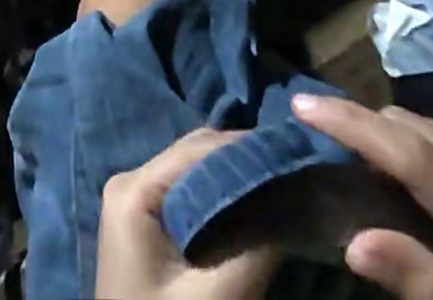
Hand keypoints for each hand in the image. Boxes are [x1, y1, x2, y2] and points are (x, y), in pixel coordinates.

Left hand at [95, 128, 283, 299]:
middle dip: (245, 160)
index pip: (199, 148)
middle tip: (293, 170)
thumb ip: (258, 243)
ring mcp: (136, 199)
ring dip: (237, 176)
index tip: (293, 156)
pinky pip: (190, 191)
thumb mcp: (217, 295)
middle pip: (197, 154)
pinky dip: (223, 194)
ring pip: (197, 170)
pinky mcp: (147, 220)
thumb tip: (302, 196)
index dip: (248, 149)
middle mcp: (131, 181)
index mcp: (133, 189)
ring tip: (281, 183)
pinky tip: (255, 204)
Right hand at [291, 95, 432, 299]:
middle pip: (421, 129)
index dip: (351, 125)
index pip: (410, 155)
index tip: (303, 104)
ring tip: (370, 156)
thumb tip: (352, 239)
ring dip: (401, 137)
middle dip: (369, 128)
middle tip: (329, 138)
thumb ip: (423, 283)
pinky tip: (430, 173)